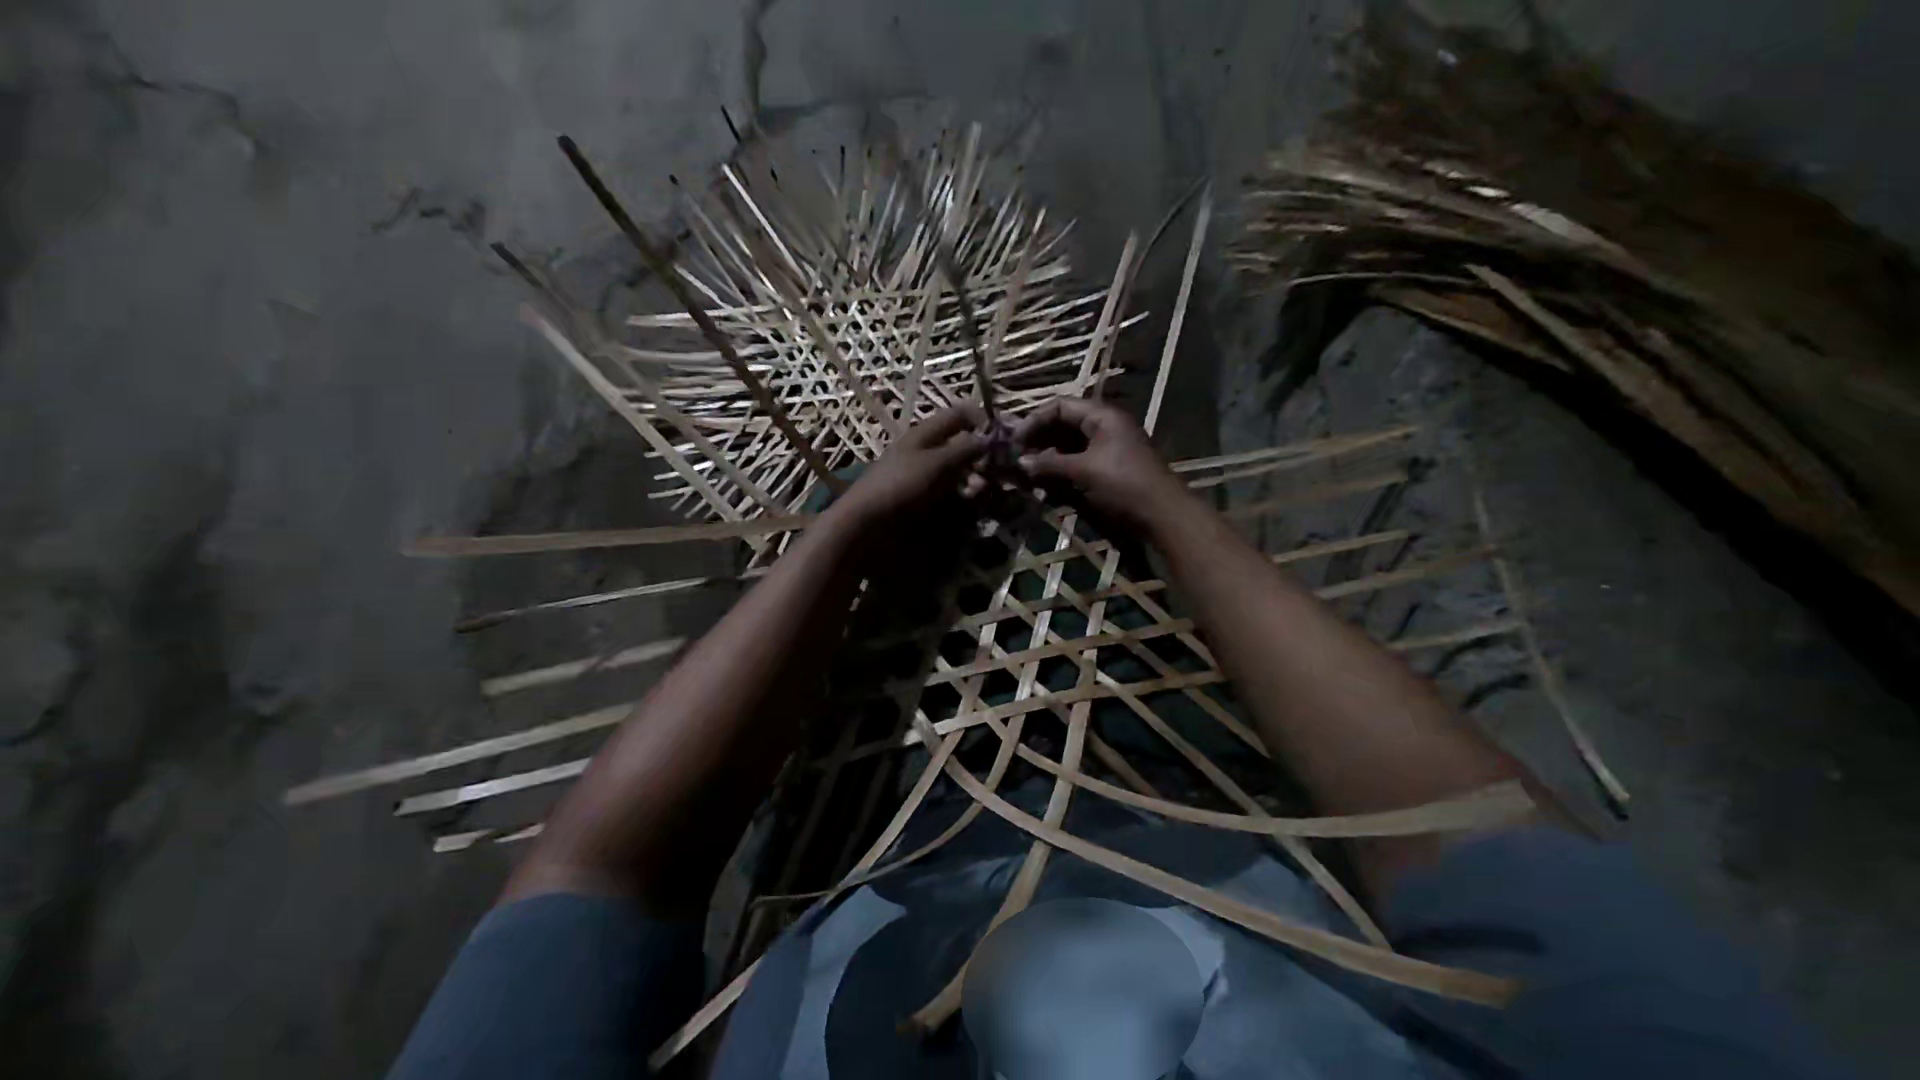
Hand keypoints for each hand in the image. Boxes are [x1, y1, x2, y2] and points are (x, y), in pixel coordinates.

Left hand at [830, 404, 990, 532]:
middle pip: (964, 445)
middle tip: (998, 473)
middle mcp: (927, 451)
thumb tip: (992, 438)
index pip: (960, 414)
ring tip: (983, 494)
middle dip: (984, 457)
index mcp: (925, 434)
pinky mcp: (925, 502)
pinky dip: (965, 498)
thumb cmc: (898, 486)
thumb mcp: (936, 463)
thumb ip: (966, 448)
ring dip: (977, 480)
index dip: (982, 421)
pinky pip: (953, 494)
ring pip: (962, 472)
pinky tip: (970, 506)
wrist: (865, 526)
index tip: (1003, 440)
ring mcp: (926, 478)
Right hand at [1013, 398, 1188, 532]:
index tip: (1013, 441)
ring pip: (1067, 444)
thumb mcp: (1084, 471)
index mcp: (1101, 415)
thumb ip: (1050, 464)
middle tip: (1014, 456)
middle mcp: (1103, 425)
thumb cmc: (1124, 484)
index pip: (1058, 406)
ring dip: (1046, 456)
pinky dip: (1058, 468)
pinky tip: (1042, 481)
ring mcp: (1106, 446)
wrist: (1162, 514)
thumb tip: (1020, 462)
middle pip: (1061, 423)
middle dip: (1037, 439)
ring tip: (1024, 470)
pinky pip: (1076, 460)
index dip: (1033, 420)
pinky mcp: (1106, 467)